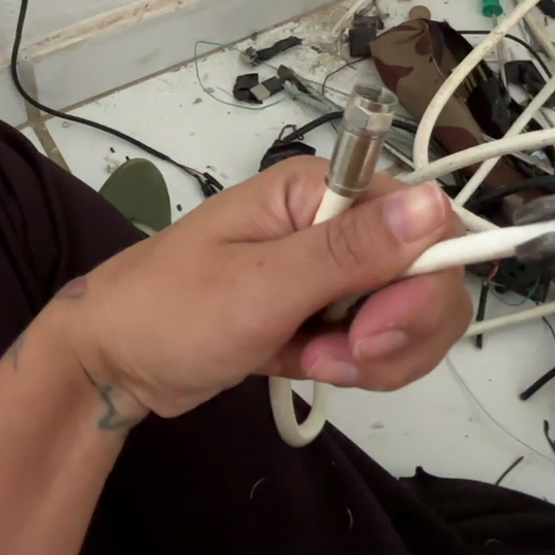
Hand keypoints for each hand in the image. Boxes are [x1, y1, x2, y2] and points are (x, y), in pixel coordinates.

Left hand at [58, 157, 467, 422]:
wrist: (118, 359)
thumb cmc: (174, 311)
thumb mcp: (262, 284)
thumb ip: (350, 250)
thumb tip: (436, 201)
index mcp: (319, 190)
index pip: (424, 224)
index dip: (419, 285)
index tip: (372, 336)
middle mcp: (334, 218)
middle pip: (425, 273)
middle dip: (395, 332)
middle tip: (333, 360)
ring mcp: (329, 266)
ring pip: (406, 313)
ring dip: (371, 356)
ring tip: (307, 361)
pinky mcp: (322, 307)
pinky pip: (375, 338)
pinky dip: (352, 364)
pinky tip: (302, 363)